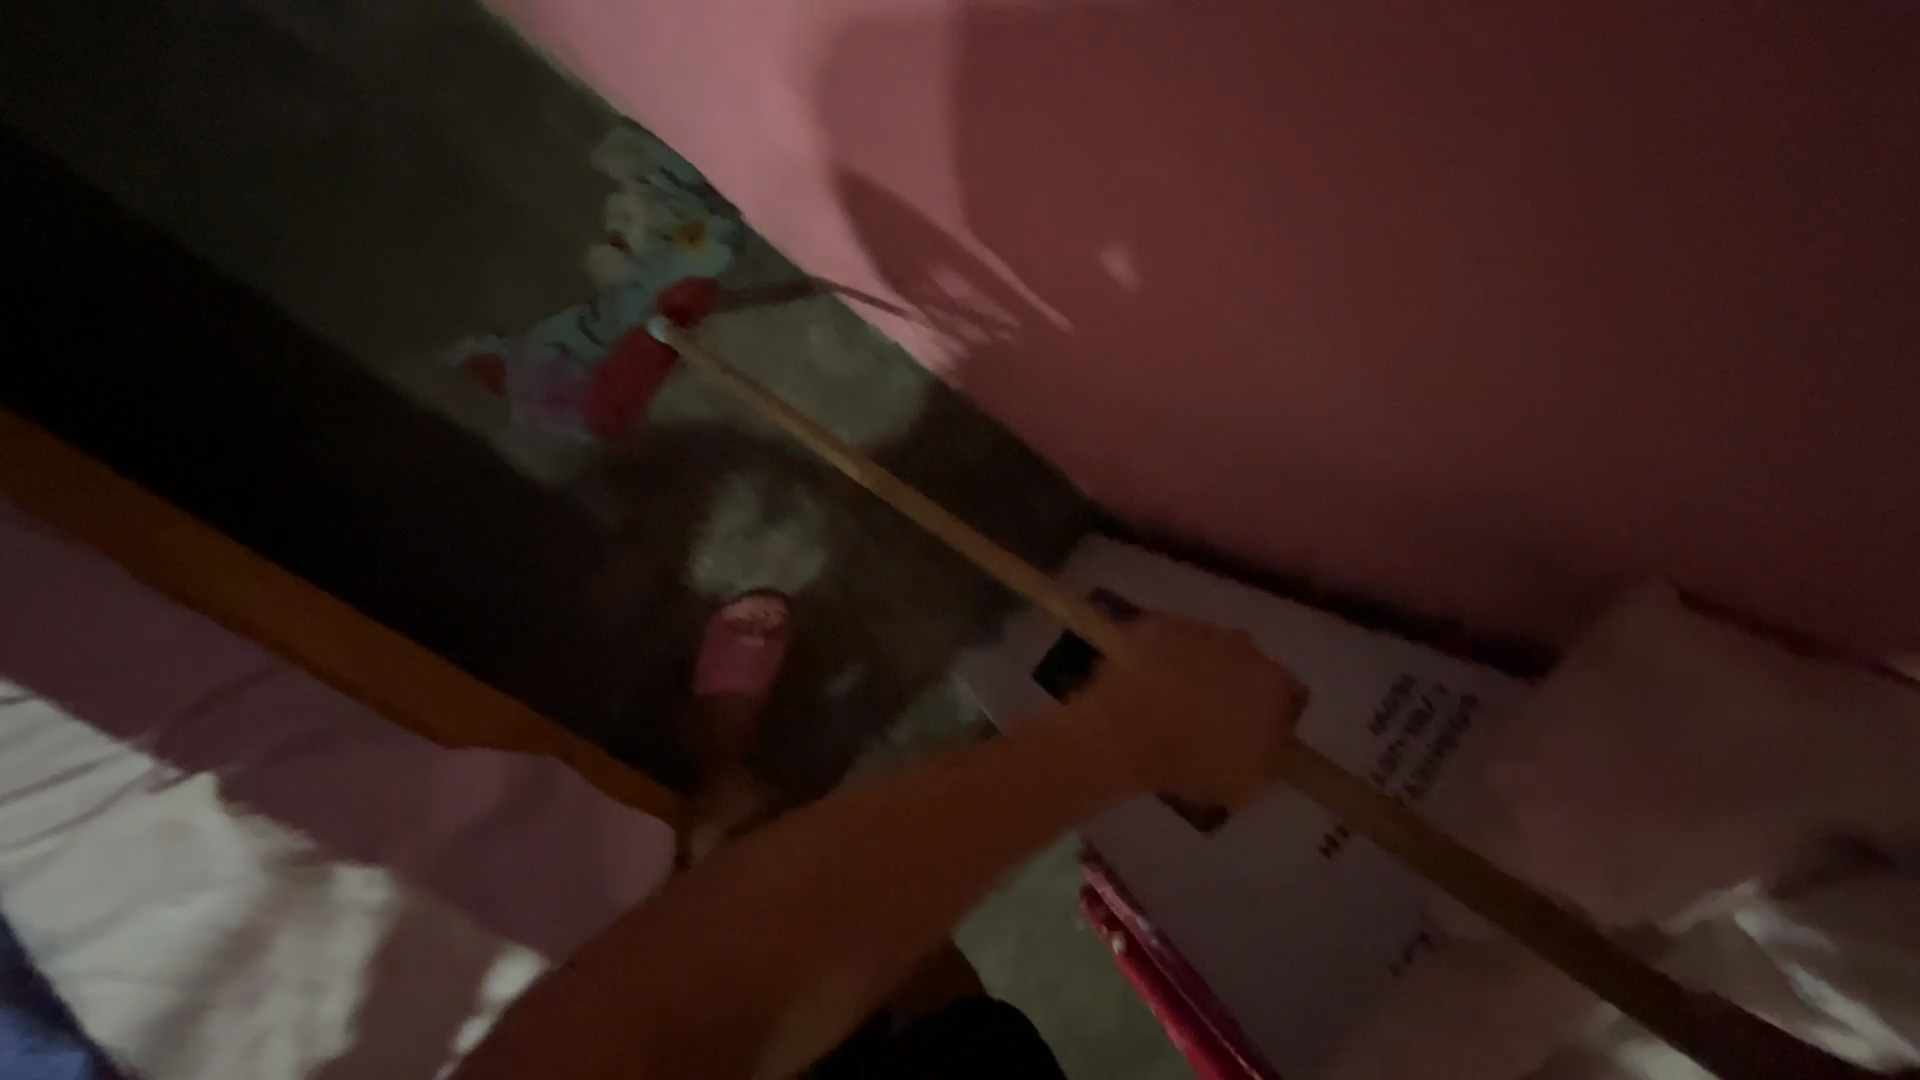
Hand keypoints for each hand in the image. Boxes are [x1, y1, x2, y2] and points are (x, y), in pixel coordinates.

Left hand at [1069, 612, 1307, 809]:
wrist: (1124, 732)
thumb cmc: (1190, 763)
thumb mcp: (1246, 783)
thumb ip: (1267, 757)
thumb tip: (1267, 746)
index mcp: (1273, 684)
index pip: (1288, 693)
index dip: (1271, 711)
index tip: (1252, 729)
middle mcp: (1243, 646)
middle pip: (1246, 662)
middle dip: (1233, 682)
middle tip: (1208, 712)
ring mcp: (1197, 628)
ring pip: (1205, 645)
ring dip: (1195, 663)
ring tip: (1169, 695)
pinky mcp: (1156, 623)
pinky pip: (1166, 637)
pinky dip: (1158, 653)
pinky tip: (1143, 677)